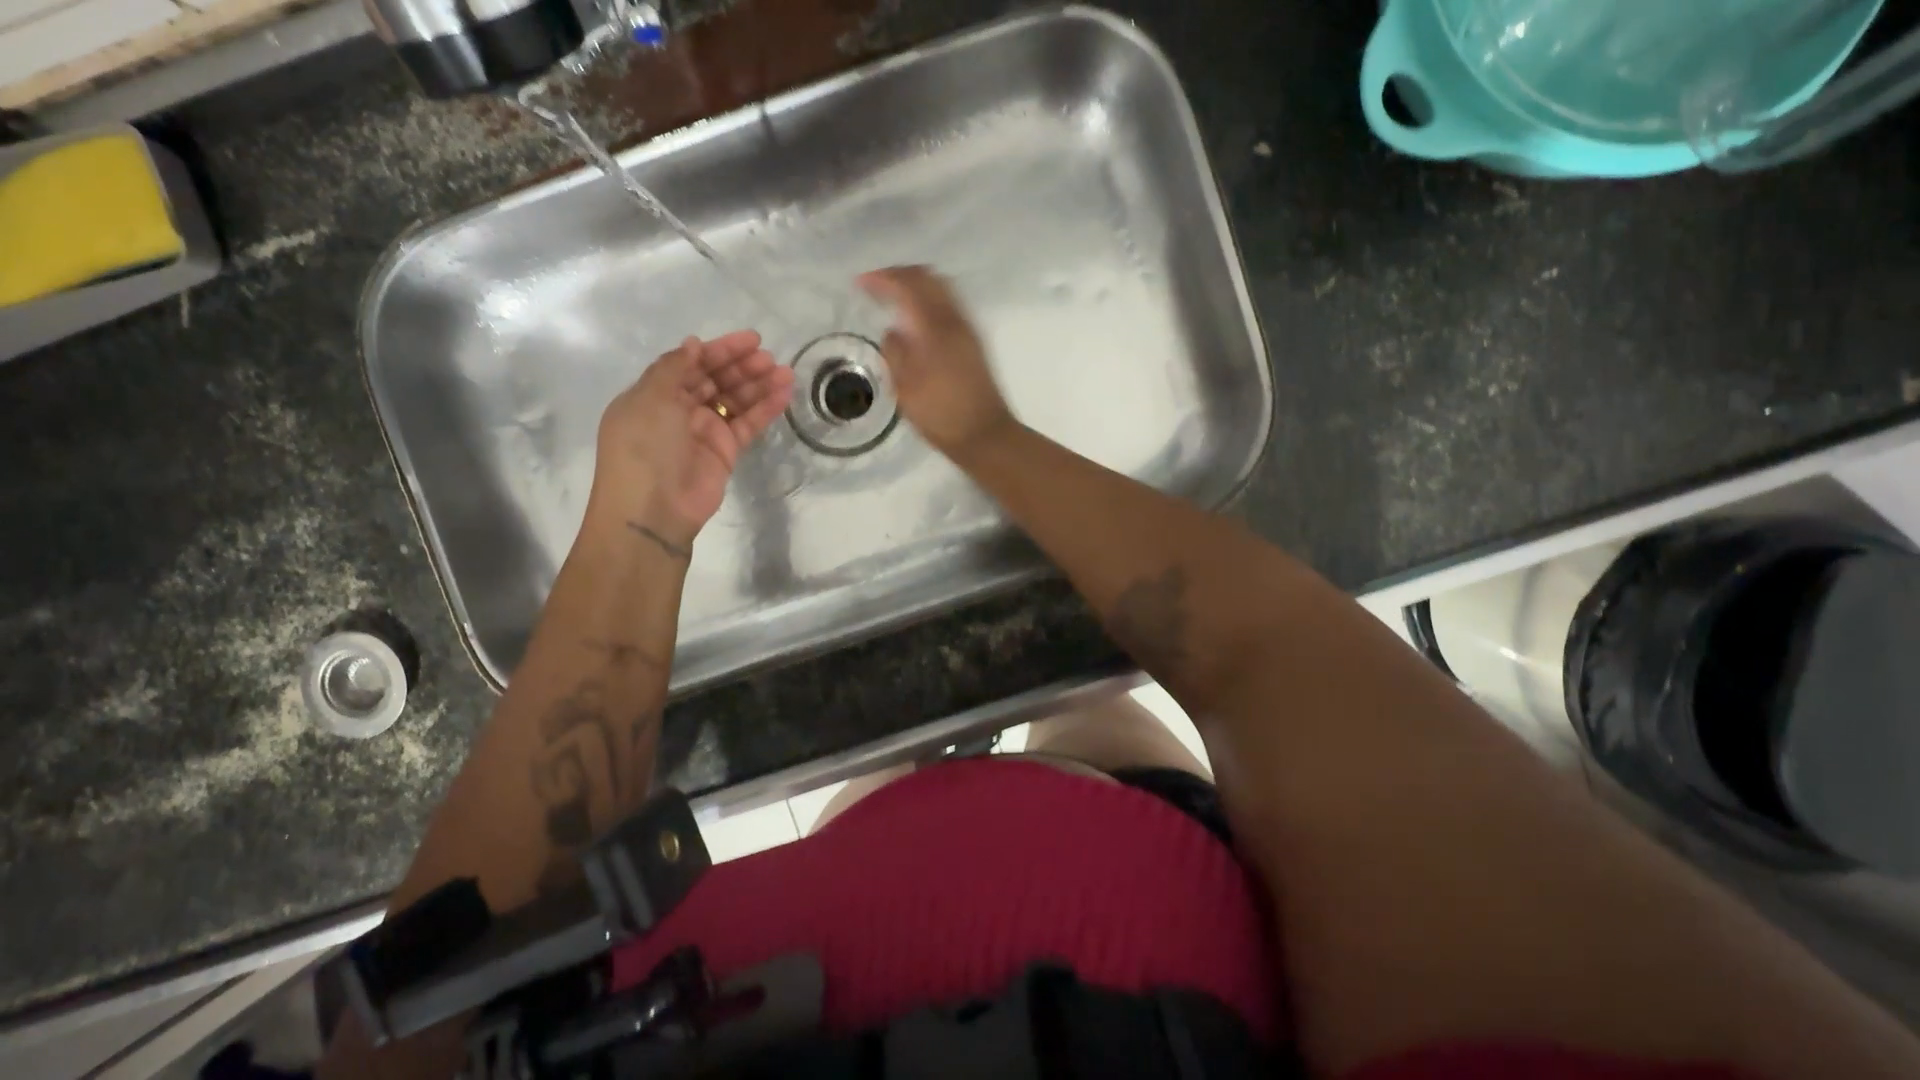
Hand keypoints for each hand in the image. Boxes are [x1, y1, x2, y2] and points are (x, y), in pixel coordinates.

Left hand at [588, 331, 793, 548]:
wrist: (652, 509)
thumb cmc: (643, 447)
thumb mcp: (651, 399)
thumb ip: (674, 368)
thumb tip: (693, 344)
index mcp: (654, 395)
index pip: (690, 364)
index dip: (719, 350)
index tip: (750, 340)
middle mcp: (678, 410)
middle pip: (715, 380)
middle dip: (742, 366)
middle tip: (769, 358)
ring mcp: (703, 432)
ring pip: (735, 400)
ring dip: (759, 384)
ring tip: (785, 372)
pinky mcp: (725, 453)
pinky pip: (747, 424)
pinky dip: (765, 409)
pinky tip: (784, 394)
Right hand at [858, 266, 1016, 461]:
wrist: (985, 434)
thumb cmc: (941, 415)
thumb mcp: (905, 388)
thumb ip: (895, 352)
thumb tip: (893, 330)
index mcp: (935, 328)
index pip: (908, 285)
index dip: (881, 278)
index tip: (859, 283)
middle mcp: (955, 320)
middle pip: (927, 277)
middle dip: (899, 274)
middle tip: (875, 284)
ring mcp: (968, 328)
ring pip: (941, 287)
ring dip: (915, 284)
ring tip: (893, 296)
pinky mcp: (973, 339)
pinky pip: (948, 302)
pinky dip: (928, 297)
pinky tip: (915, 316)